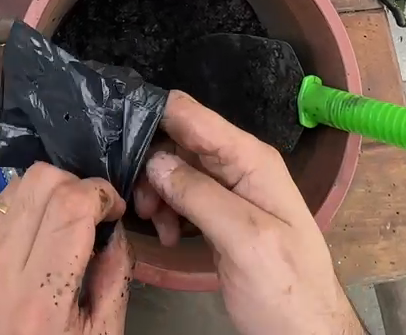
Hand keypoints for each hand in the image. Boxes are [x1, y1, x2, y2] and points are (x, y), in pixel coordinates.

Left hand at [0, 162, 131, 334]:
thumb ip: (114, 280)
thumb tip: (114, 226)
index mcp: (36, 303)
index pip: (71, 203)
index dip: (100, 192)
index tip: (112, 208)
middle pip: (38, 180)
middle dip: (72, 186)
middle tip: (86, 214)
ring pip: (10, 191)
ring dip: (40, 202)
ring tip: (52, 235)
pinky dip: (11, 227)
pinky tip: (18, 260)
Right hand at [132, 91, 360, 334]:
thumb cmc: (286, 290)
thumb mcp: (245, 241)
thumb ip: (200, 196)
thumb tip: (154, 160)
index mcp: (249, 157)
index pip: (192, 114)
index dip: (155, 115)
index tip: (120, 135)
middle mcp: (238, 164)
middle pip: (178, 140)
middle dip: (152, 165)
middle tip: (141, 204)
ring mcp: (230, 190)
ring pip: (176, 168)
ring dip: (158, 192)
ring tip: (158, 228)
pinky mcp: (220, 215)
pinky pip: (183, 196)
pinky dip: (169, 212)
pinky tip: (170, 237)